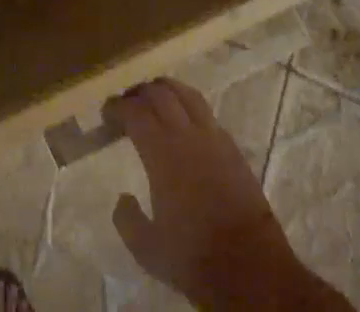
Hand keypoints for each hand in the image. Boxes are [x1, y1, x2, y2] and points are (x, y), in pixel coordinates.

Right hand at [105, 78, 350, 310]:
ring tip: (153, 100)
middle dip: (139, 92)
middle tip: (126, 104)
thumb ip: (127, 219)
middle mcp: (189, 137)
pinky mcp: (234, 150)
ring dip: (167, 90)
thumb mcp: (147, 249)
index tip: (106, 114)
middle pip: (161, 93)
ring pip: (189, 95)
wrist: (253, 268)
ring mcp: (216, 140)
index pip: (135, 112)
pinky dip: (189, 109)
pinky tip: (184, 126)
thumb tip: (123, 198)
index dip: (117, 106)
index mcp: (163, 154)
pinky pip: (208, 115)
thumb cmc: (196, 258)